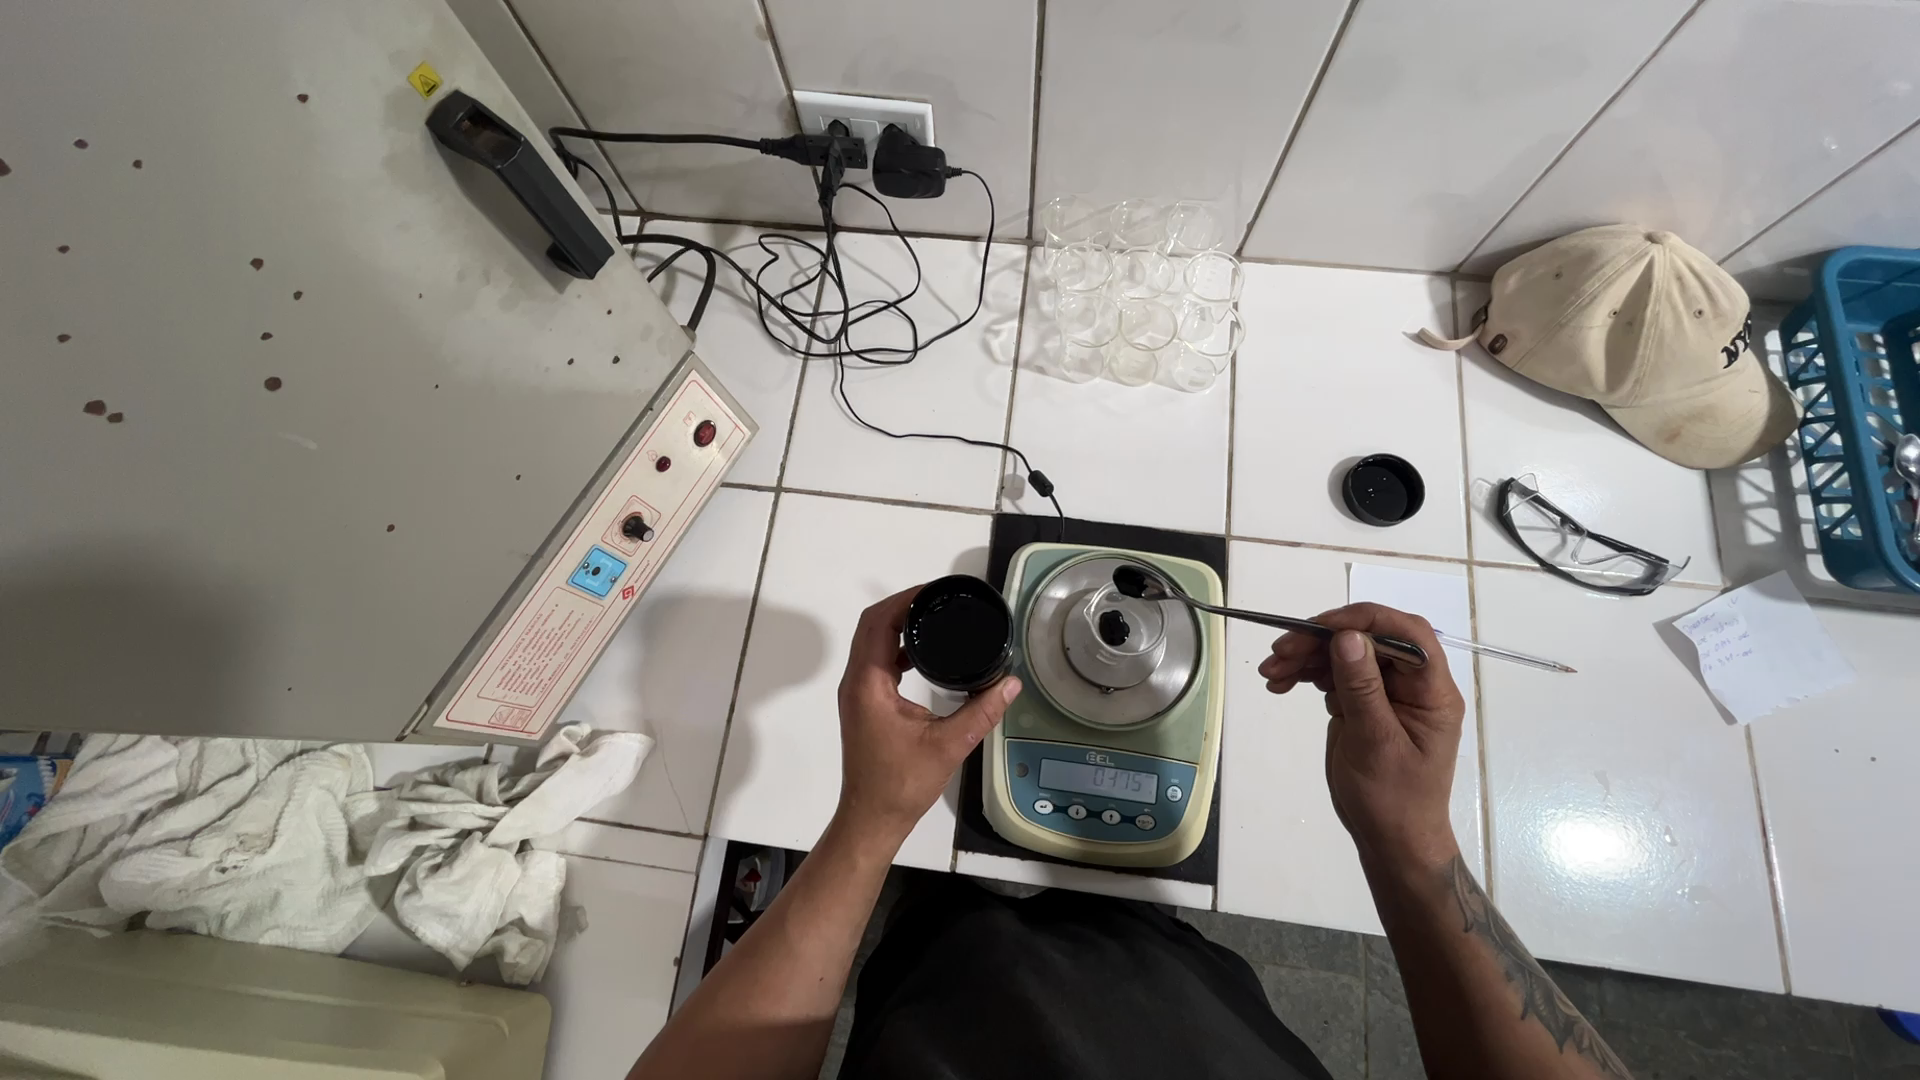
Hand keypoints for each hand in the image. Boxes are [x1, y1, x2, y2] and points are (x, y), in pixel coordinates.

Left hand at [833, 585, 1020, 845]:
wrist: (873, 818)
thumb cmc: (903, 783)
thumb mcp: (949, 745)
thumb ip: (981, 711)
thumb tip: (1010, 682)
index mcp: (868, 684)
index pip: (878, 623)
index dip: (904, 600)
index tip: (935, 592)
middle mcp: (856, 681)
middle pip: (872, 625)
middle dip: (903, 606)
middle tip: (939, 600)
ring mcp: (857, 692)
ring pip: (871, 641)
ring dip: (897, 624)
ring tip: (933, 617)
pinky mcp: (864, 703)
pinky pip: (875, 660)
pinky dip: (896, 646)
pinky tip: (922, 653)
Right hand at [1258, 603, 1464, 874]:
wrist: (1389, 838)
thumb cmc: (1392, 797)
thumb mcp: (1375, 742)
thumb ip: (1362, 687)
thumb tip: (1347, 637)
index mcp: (1431, 691)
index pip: (1406, 634)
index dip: (1364, 620)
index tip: (1320, 628)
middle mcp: (1410, 684)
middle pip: (1367, 639)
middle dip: (1321, 639)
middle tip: (1280, 651)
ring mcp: (1384, 692)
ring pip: (1344, 653)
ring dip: (1305, 656)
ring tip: (1271, 671)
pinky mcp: (1361, 702)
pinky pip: (1332, 674)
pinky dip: (1305, 673)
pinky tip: (1280, 683)